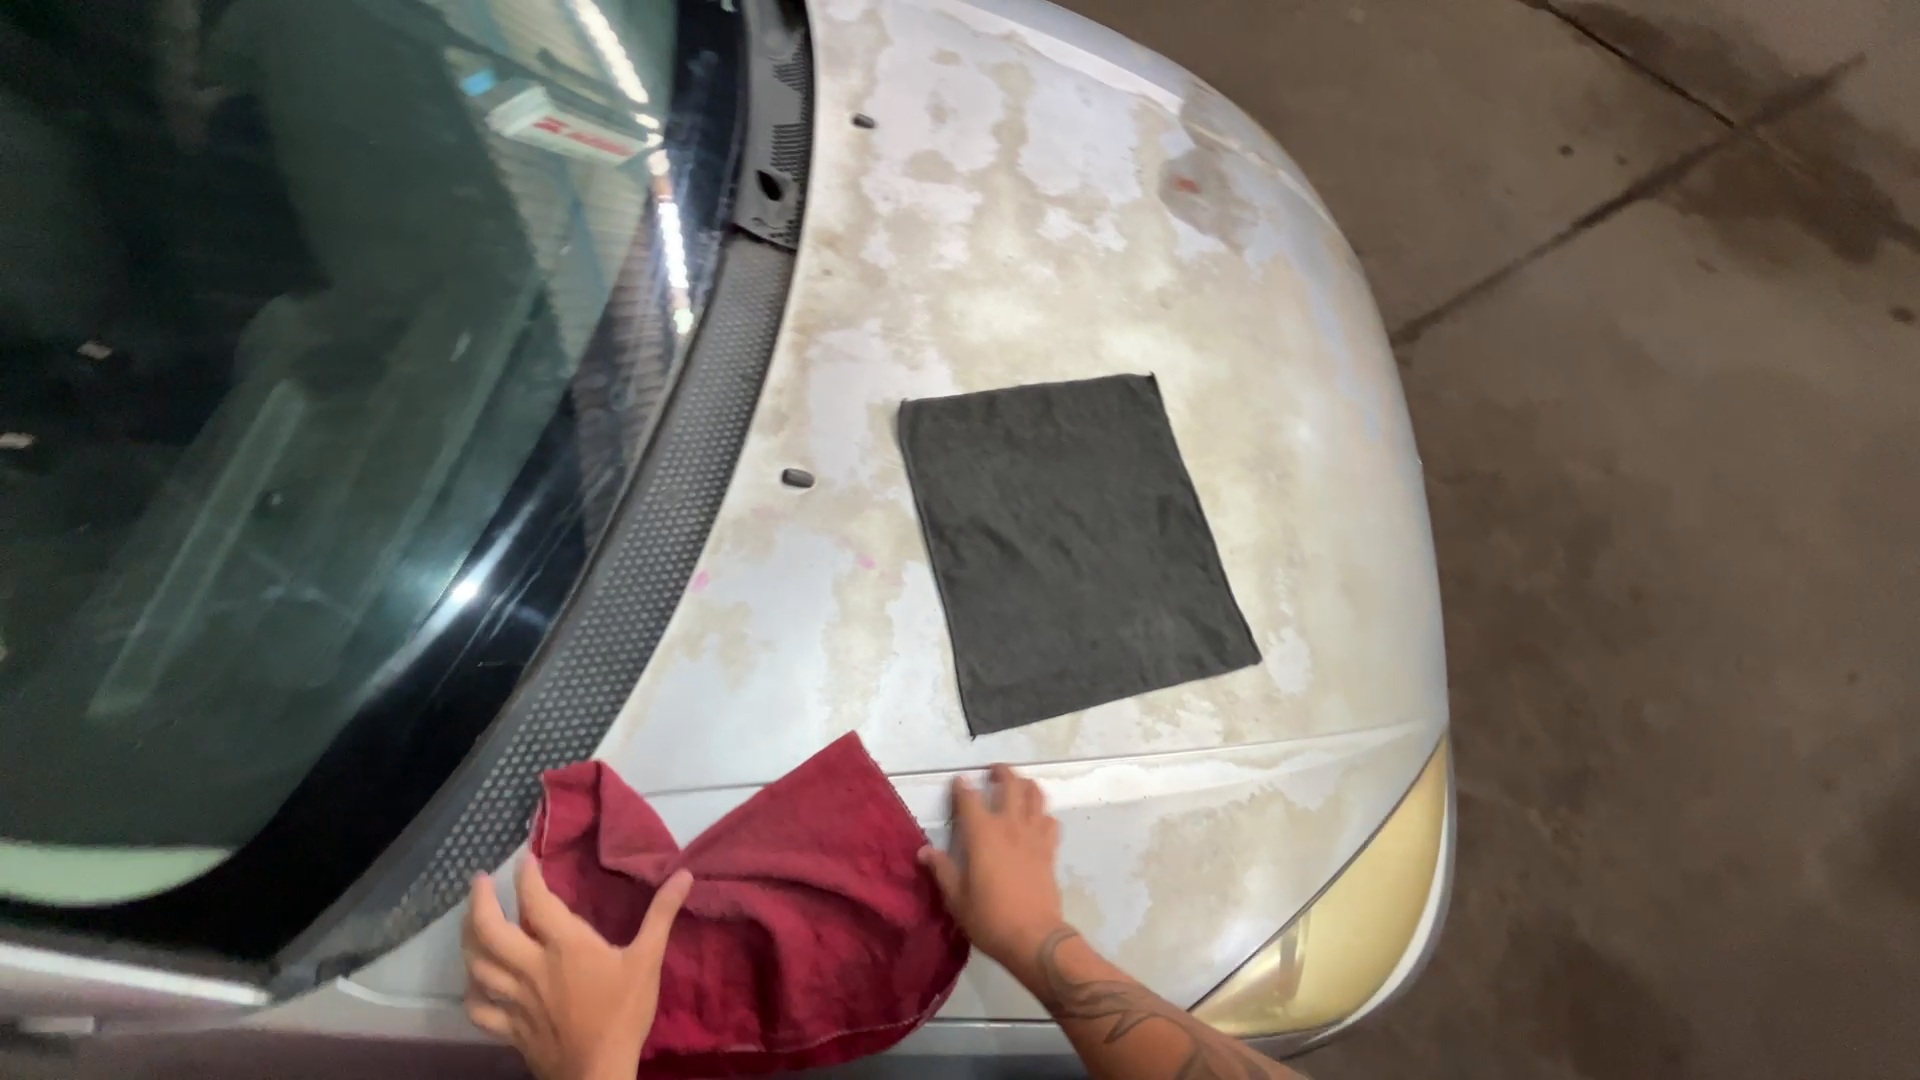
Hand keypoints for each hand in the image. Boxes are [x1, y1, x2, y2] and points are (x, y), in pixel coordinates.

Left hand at [463, 857, 692, 1079]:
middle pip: (489, 932)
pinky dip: (471, 988)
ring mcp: (515, 1000)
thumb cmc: (623, 1012)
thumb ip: (662, 914)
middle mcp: (531, 968)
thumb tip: (684, 874)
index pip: (536, 902)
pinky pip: (478, 1007)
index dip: (527, 877)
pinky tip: (475, 979)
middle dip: (479, 902)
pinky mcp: (509, 1028)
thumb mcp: (648, 958)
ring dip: (468, 938)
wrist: (597, 1073)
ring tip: (470, 920)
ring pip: (477, 965)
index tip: (524, 858)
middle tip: (479, 881)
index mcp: (564, 946)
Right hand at [919, 763, 1068, 969]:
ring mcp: (1033, 835)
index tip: (958, 782)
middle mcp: (1009, 825)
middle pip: (1010, 783)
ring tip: (1017, 786)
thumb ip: (942, 870)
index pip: (969, 798)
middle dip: (1001, 772)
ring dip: (1026, 785)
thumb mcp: (956, 898)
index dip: (962, 786)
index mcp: (982, 834)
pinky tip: (1037, 820)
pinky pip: (1050, 820)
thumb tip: (924, 851)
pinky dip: (1043, 813)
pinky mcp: (1050, 849)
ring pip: (1035, 795)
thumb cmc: (990, 918)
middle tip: (992, 772)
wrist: (1034, 938)